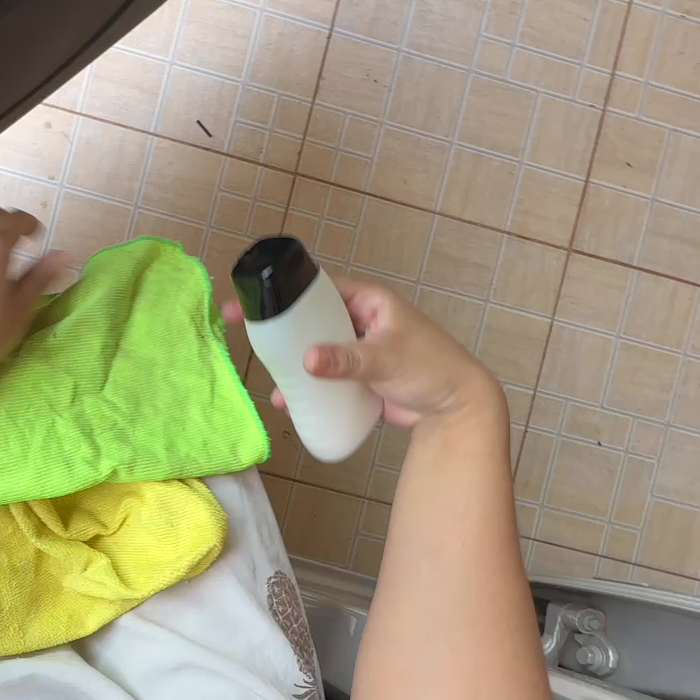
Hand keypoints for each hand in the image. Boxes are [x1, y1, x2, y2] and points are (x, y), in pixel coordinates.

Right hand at [222, 275, 499, 429]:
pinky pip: (323, 377)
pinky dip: (306, 388)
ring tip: (272, 384)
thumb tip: (306, 359)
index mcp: (367, 301)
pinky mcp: (355, 376)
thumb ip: (345, 360)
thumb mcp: (384, 360)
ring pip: (313, 351)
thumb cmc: (429, 369)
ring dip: (291, 366)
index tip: (249, 301)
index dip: (282, 293)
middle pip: (309, 321)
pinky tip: (291, 403)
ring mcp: (355, 349)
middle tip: (244, 336)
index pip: (316, 289)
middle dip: (279, 332)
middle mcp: (358, 320)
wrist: (454, 410)